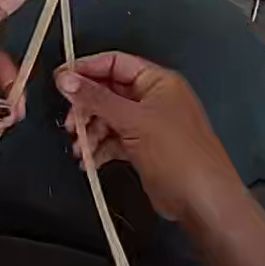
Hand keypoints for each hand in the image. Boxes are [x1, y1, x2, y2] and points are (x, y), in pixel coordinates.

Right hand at [56, 51, 244, 222]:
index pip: (115, 63)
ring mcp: (147, 124)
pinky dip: (99, 148)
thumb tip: (67, 79)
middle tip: (71, 121)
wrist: (203, 202)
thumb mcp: (133, 120)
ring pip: (107, 117)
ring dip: (90, 131)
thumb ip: (96, 99)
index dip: (87, 69)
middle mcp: (152, 99)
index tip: (61, 79)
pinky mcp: (142, 147)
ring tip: (79, 146)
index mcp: (157, 81)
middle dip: (86, 107)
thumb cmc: (181, 155)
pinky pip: (113, 139)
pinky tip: (89, 160)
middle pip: (107, 91)